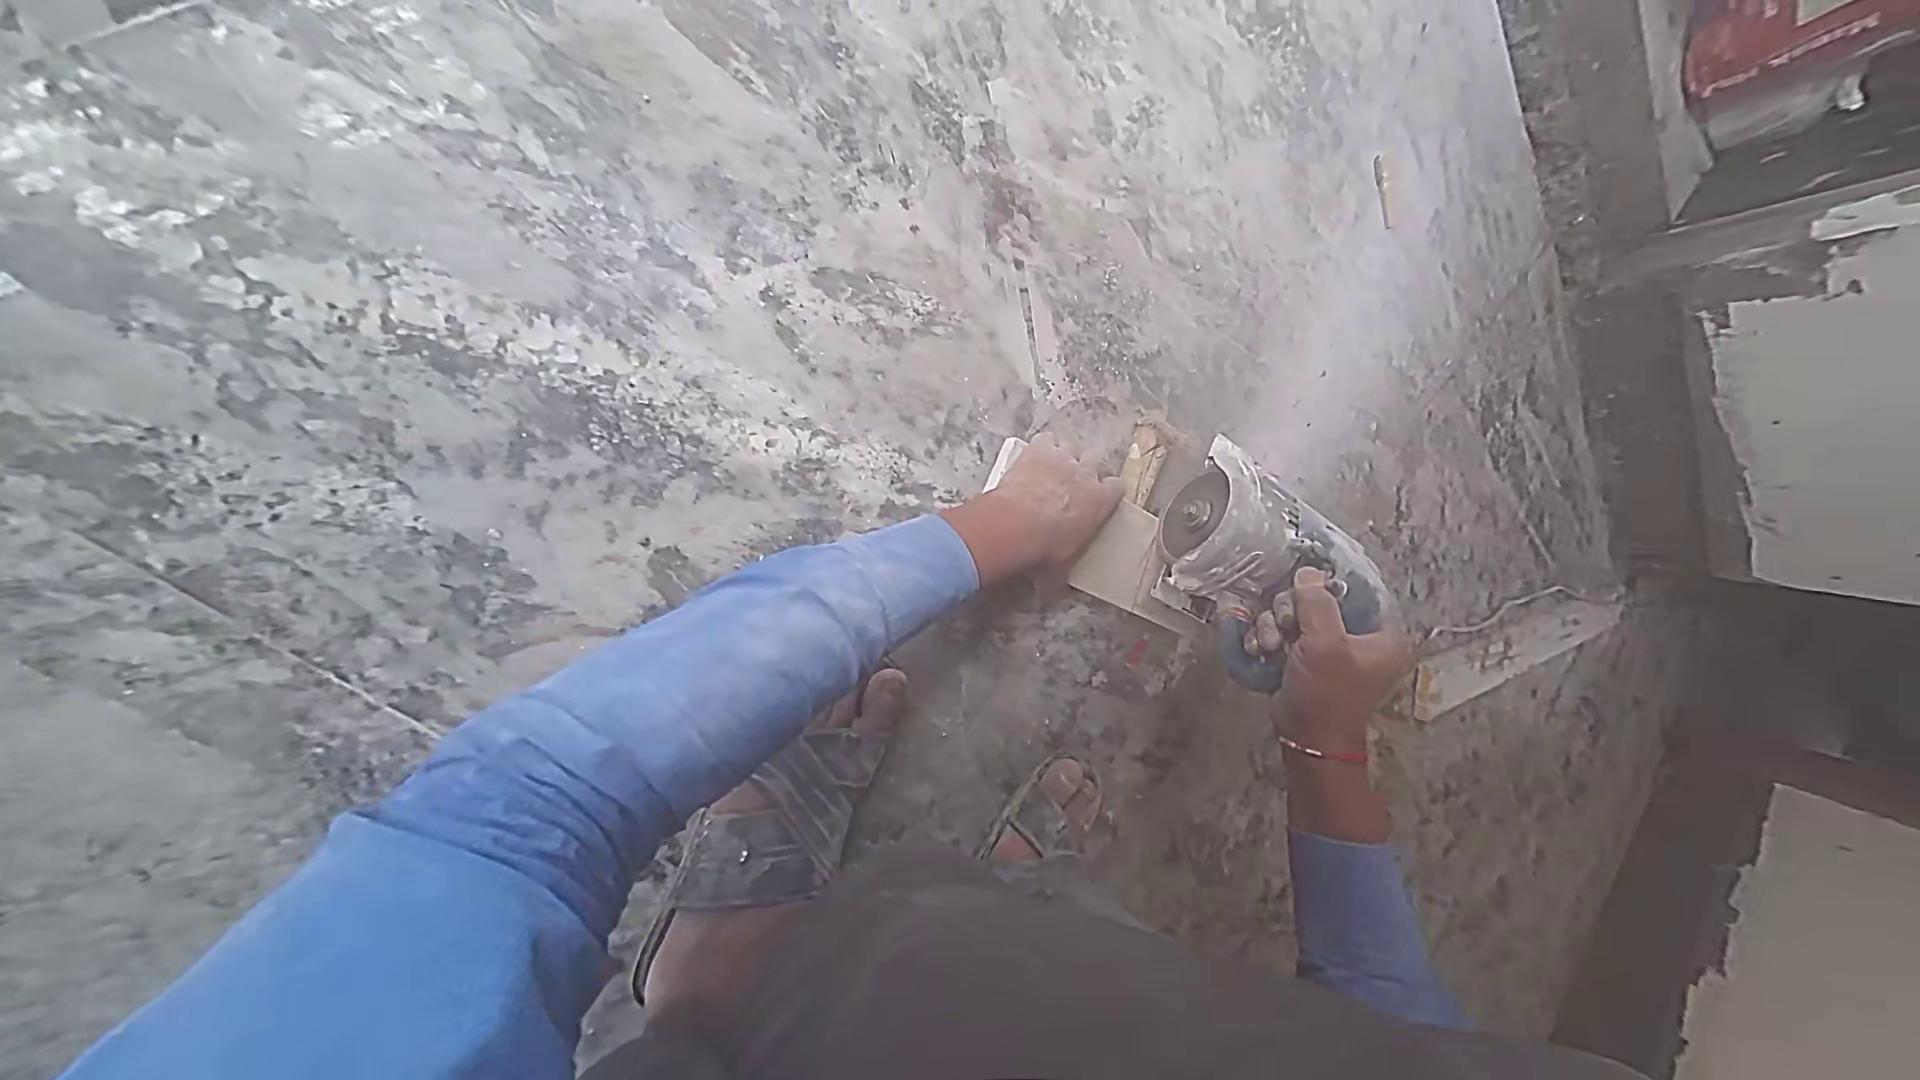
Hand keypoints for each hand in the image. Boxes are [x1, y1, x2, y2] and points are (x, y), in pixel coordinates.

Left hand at [941, 432, 1124, 588]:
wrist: (1017, 524)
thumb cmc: (1045, 549)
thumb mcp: (1059, 570)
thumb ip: (1060, 579)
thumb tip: (1049, 596)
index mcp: (1102, 500)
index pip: (1117, 487)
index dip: (1108, 491)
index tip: (1100, 497)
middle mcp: (1089, 473)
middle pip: (1098, 459)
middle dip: (1088, 468)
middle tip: (1073, 482)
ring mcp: (1064, 457)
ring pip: (1073, 446)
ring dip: (1065, 455)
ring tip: (1053, 467)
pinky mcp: (1040, 448)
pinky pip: (1046, 439)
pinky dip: (1041, 446)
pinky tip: (1033, 456)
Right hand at [1257, 566, 1412, 756]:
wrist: (1307, 738)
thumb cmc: (1326, 693)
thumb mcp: (1325, 645)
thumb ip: (1317, 604)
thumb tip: (1308, 572)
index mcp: (1382, 634)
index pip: (1355, 591)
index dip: (1325, 585)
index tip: (1299, 589)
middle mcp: (1360, 637)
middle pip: (1318, 602)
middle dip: (1290, 612)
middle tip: (1283, 628)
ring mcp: (1331, 648)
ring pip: (1295, 617)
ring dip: (1274, 626)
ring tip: (1269, 645)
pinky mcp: (1306, 658)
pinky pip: (1284, 633)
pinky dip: (1270, 638)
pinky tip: (1261, 649)